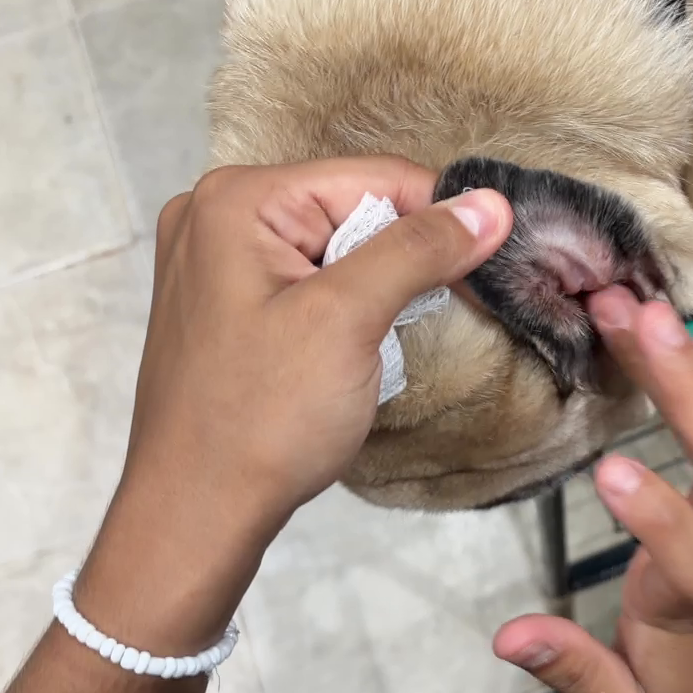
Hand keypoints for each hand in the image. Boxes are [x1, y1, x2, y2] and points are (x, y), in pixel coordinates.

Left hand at [77, 159, 511, 651]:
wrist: (199, 514)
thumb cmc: (265, 417)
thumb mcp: (348, 319)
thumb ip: (420, 250)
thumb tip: (493, 204)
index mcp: (239, 199)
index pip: (372, 178)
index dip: (439, 216)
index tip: (488, 263)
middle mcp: (219, 213)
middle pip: (353, 207)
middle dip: (408, 253)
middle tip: (442, 306)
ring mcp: (219, 259)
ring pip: (338, 245)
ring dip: (383, 281)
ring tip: (389, 333)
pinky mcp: (231, 301)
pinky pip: (313, 276)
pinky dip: (352, 301)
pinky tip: (357, 340)